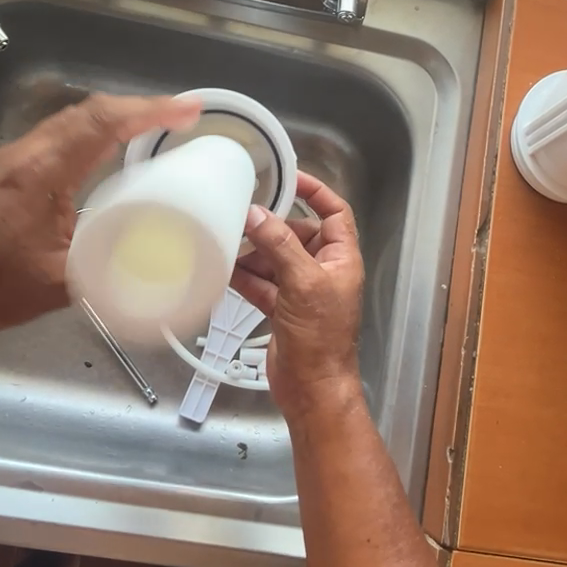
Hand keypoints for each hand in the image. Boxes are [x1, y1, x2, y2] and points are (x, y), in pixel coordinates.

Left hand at [0, 93, 200, 343]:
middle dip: (140, 106)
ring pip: (73, 120)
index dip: (149, 110)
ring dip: (118, 117)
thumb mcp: (62, 283)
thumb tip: (161, 252)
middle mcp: (23, 155)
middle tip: (183, 115)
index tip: (188, 111)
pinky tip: (114, 148)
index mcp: (38, 175)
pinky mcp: (7, 171)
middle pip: (89, 111)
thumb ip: (112, 261)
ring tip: (158, 126)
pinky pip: (60, 136)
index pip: (100, 123)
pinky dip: (96, 132)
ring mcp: (11, 159)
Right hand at [231, 172, 365, 421]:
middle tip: (243, 219)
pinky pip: (261, 283)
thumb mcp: (302, 283)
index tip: (289, 177)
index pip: (334, 212)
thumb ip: (279, 246)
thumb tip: (256, 214)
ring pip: (275, 260)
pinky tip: (224, 270)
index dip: (315, 192)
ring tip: (227, 244)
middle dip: (271, 230)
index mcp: (342, 259)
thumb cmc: (321, 338)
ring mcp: (301, 290)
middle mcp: (324, 270)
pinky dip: (245, 277)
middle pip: (296, 235)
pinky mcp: (281, 309)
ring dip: (253, 254)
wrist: (312, 388)